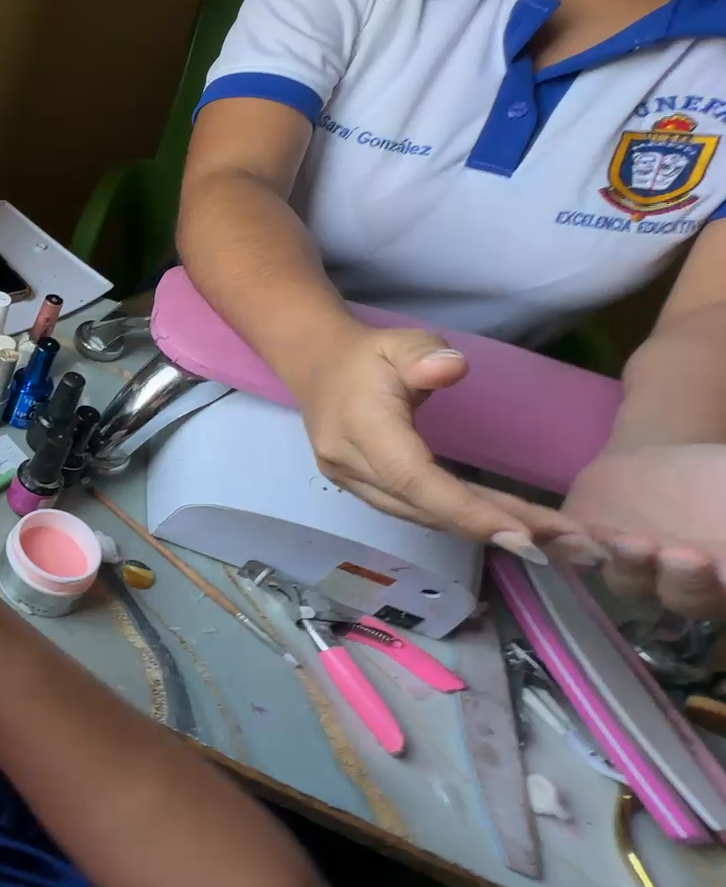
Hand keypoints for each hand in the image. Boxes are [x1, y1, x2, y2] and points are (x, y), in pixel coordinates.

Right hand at [291, 324, 593, 561]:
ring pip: (416, 512)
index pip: (412, 478)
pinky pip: (408, 508)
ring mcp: (346, 477)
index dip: (465, 509)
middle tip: (568, 545)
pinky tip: (498, 523)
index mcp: (359, 427)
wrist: (317, 366)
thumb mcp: (398, 342)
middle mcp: (346, 461)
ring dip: (479, 527)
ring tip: (548, 537)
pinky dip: (455, 518)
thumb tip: (450, 370)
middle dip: (491, 526)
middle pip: (422, 504)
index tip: (525, 536)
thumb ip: (423, 354)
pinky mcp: (354, 485)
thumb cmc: (366, 355)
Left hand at [565, 444, 725, 616]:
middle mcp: (686, 583)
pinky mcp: (582, 544)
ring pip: (629, 584)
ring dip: (631, 567)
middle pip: (688, 601)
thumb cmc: (721, 480)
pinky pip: (570, 556)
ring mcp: (631, 566)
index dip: (724, 589)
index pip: (723, 599)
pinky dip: (569, 549)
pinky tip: (570, 534)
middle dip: (688, 584)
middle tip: (685, 556)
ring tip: (634, 541)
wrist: (663, 458)